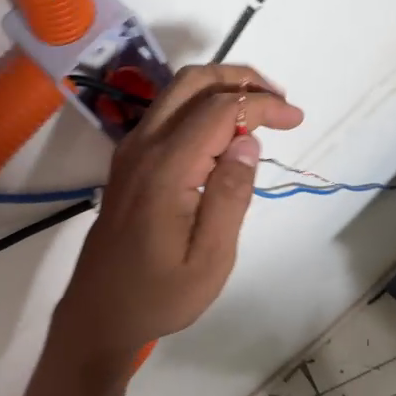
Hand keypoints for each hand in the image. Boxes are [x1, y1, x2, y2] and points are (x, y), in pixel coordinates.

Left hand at [54, 64, 303, 357]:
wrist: (99, 314)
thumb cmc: (158, 295)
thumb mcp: (209, 260)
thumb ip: (230, 197)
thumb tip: (248, 142)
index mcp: (165, 168)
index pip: (220, 109)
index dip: (262, 105)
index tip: (296, 120)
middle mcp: (143, 147)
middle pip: (193, 82)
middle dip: (242, 81)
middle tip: (281, 103)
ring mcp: (131, 152)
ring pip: (177, 93)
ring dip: (222, 90)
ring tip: (262, 113)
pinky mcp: (129, 163)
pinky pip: (168, 115)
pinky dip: (202, 108)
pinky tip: (227, 135)